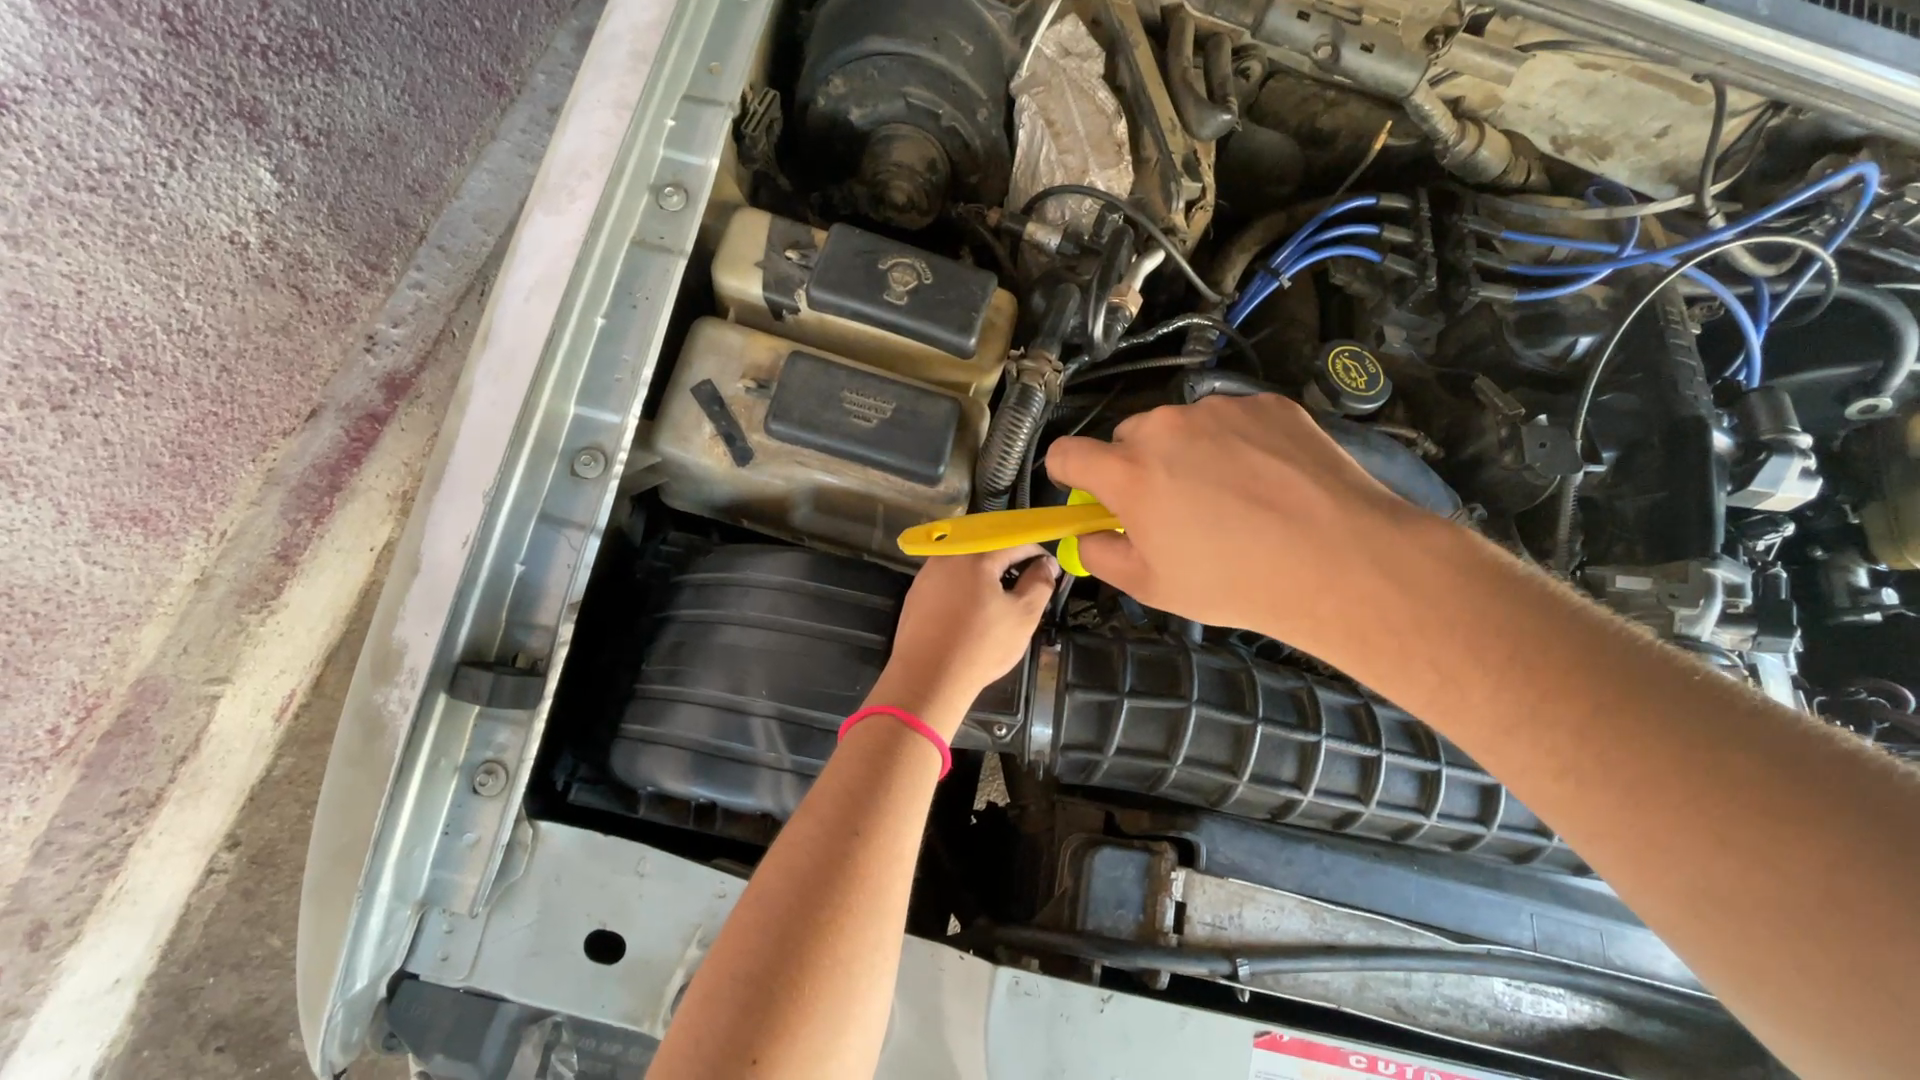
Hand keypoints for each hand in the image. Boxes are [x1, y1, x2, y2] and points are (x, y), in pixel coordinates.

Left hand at [873, 545, 1056, 737]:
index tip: (1050, 570)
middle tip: (1027, 584)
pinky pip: (947, 579)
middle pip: (987, 547)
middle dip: (1010, 561)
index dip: (1038, 553)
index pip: (1015, 542)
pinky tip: (972, 609)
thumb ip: (1040, 583)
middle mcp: (948, 556)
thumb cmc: (980, 647)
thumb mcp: (1023, 616)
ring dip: (986, 573)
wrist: (927, 679)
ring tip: (1001, 598)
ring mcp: (927, 574)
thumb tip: (1046, 564)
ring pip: (965, 562)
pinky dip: (965, 585)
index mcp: (976, 556)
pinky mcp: (916, 594)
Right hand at [1045, 394, 1453, 664]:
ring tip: (1234, 497)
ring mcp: (1219, 410)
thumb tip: (1088, 534)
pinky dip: (1237, 444)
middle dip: (1138, 468)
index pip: (1066, 454)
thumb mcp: (1152, 587)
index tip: (1089, 495)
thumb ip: (1101, 555)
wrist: (1339, 559)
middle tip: (1175, 509)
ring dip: (1189, 453)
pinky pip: (1232, 420)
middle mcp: (1166, 428)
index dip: (1069, 475)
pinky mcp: (1267, 404)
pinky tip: (1269, 481)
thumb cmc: (1235, 581)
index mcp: (1129, 473)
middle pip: (1128, 438)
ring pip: (1182, 427)